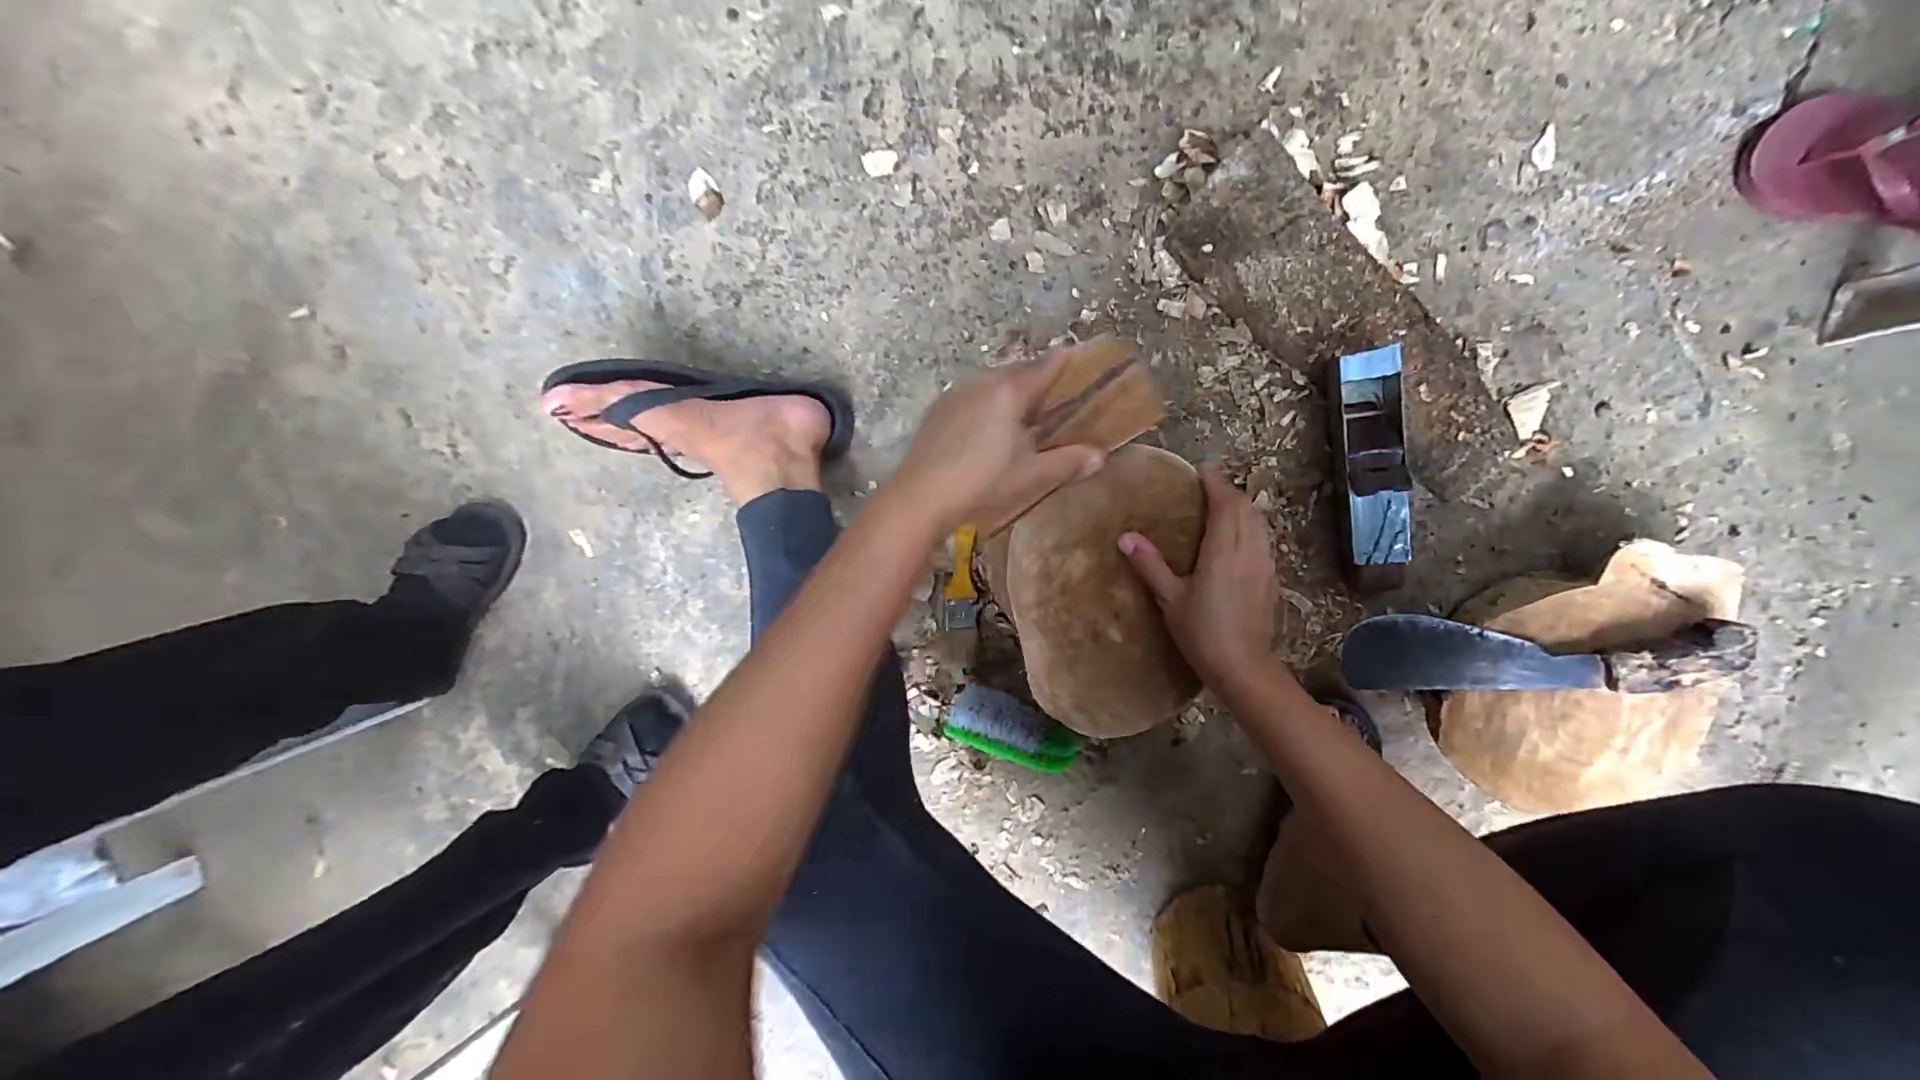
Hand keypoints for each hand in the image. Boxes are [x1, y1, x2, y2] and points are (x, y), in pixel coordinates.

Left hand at [888, 353, 1105, 536]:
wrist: (920, 498)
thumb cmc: (982, 483)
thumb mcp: (1031, 475)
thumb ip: (1068, 462)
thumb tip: (1101, 456)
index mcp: (1009, 391)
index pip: (1044, 367)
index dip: (1064, 362)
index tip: (1076, 355)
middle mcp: (982, 383)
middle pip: (1017, 373)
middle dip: (1036, 380)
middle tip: (1053, 396)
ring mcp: (955, 395)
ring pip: (991, 385)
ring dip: (1009, 394)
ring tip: (1021, 415)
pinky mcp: (937, 411)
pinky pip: (971, 398)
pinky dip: (986, 406)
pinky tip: (987, 430)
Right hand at [1118, 464, 1278, 686]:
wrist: (1244, 667)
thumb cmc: (1202, 632)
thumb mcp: (1170, 598)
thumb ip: (1150, 565)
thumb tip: (1126, 537)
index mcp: (1224, 551)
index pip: (1226, 504)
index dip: (1216, 483)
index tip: (1202, 471)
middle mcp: (1250, 551)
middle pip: (1246, 508)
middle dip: (1229, 492)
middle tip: (1207, 487)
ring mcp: (1265, 565)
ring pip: (1259, 523)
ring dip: (1242, 508)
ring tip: (1221, 507)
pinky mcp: (1271, 579)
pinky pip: (1263, 540)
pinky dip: (1250, 527)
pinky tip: (1236, 539)